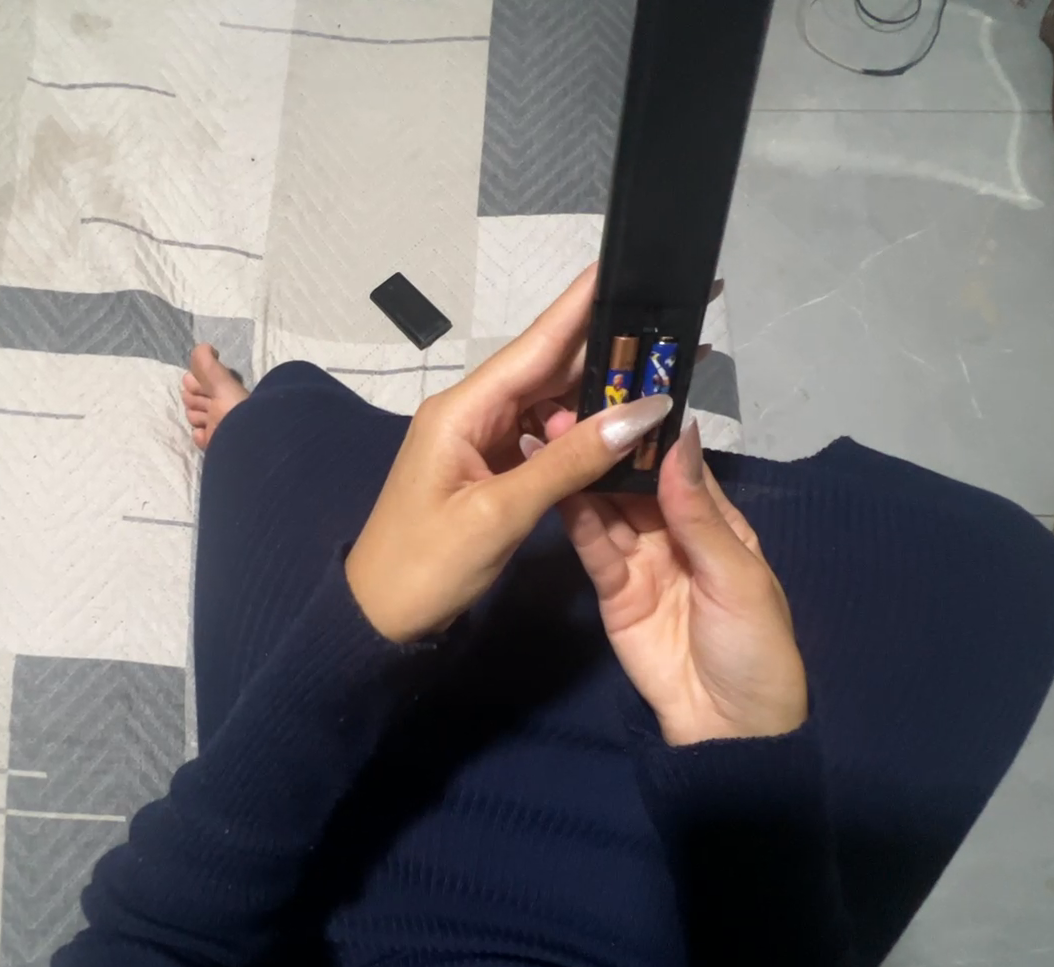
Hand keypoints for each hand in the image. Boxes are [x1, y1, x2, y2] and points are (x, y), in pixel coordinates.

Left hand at [345, 266, 676, 642]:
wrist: (378, 615)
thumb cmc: (426, 565)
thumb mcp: (500, 513)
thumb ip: (570, 460)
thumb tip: (643, 411)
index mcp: (463, 410)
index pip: (535, 344)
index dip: (583, 304)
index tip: (628, 264)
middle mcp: (471, 413)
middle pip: (547, 369)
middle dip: (607, 352)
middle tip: (675, 331)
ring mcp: (477, 440)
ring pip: (546, 404)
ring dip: (596, 398)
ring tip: (659, 382)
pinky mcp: (484, 468)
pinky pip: (538, 438)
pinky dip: (574, 436)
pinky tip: (612, 434)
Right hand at [536, 421, 807, 744]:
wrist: (723, 724)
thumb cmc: (752, 644)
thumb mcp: (736, 575)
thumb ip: (698, 512)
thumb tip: (679, 438)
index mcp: (717, 523)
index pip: (680, 466)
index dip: (652, 434)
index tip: (620, 392)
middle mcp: (673, 533)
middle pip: (635, 483)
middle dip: (608, 449)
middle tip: (569, 409)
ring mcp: (639, 560)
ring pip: (607, 508)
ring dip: (583, 474)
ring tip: (550, 434)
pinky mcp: (611, 588)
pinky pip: (592, 546)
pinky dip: (573, 517)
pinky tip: (553, 483)